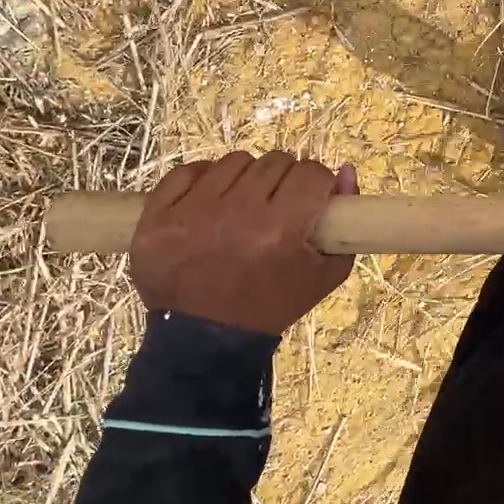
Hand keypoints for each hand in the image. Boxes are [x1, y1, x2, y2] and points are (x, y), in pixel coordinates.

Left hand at [129, 152, 357, 334]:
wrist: (206, 341)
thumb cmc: (273, 304)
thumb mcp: (325, 272)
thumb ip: (346, 223)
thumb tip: (347, 171)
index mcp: (281, 230)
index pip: (311, 172)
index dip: (317, 183)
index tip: (312, 198)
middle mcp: (236, 215)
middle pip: (275, 162)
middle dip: (284, 179)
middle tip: (278, 204)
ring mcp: (191, 214)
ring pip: (235, 161)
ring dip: (246, 178)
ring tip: (244, 205)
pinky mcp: (156, 218)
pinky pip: (188, 172)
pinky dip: (204, 180)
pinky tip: (211, 201)